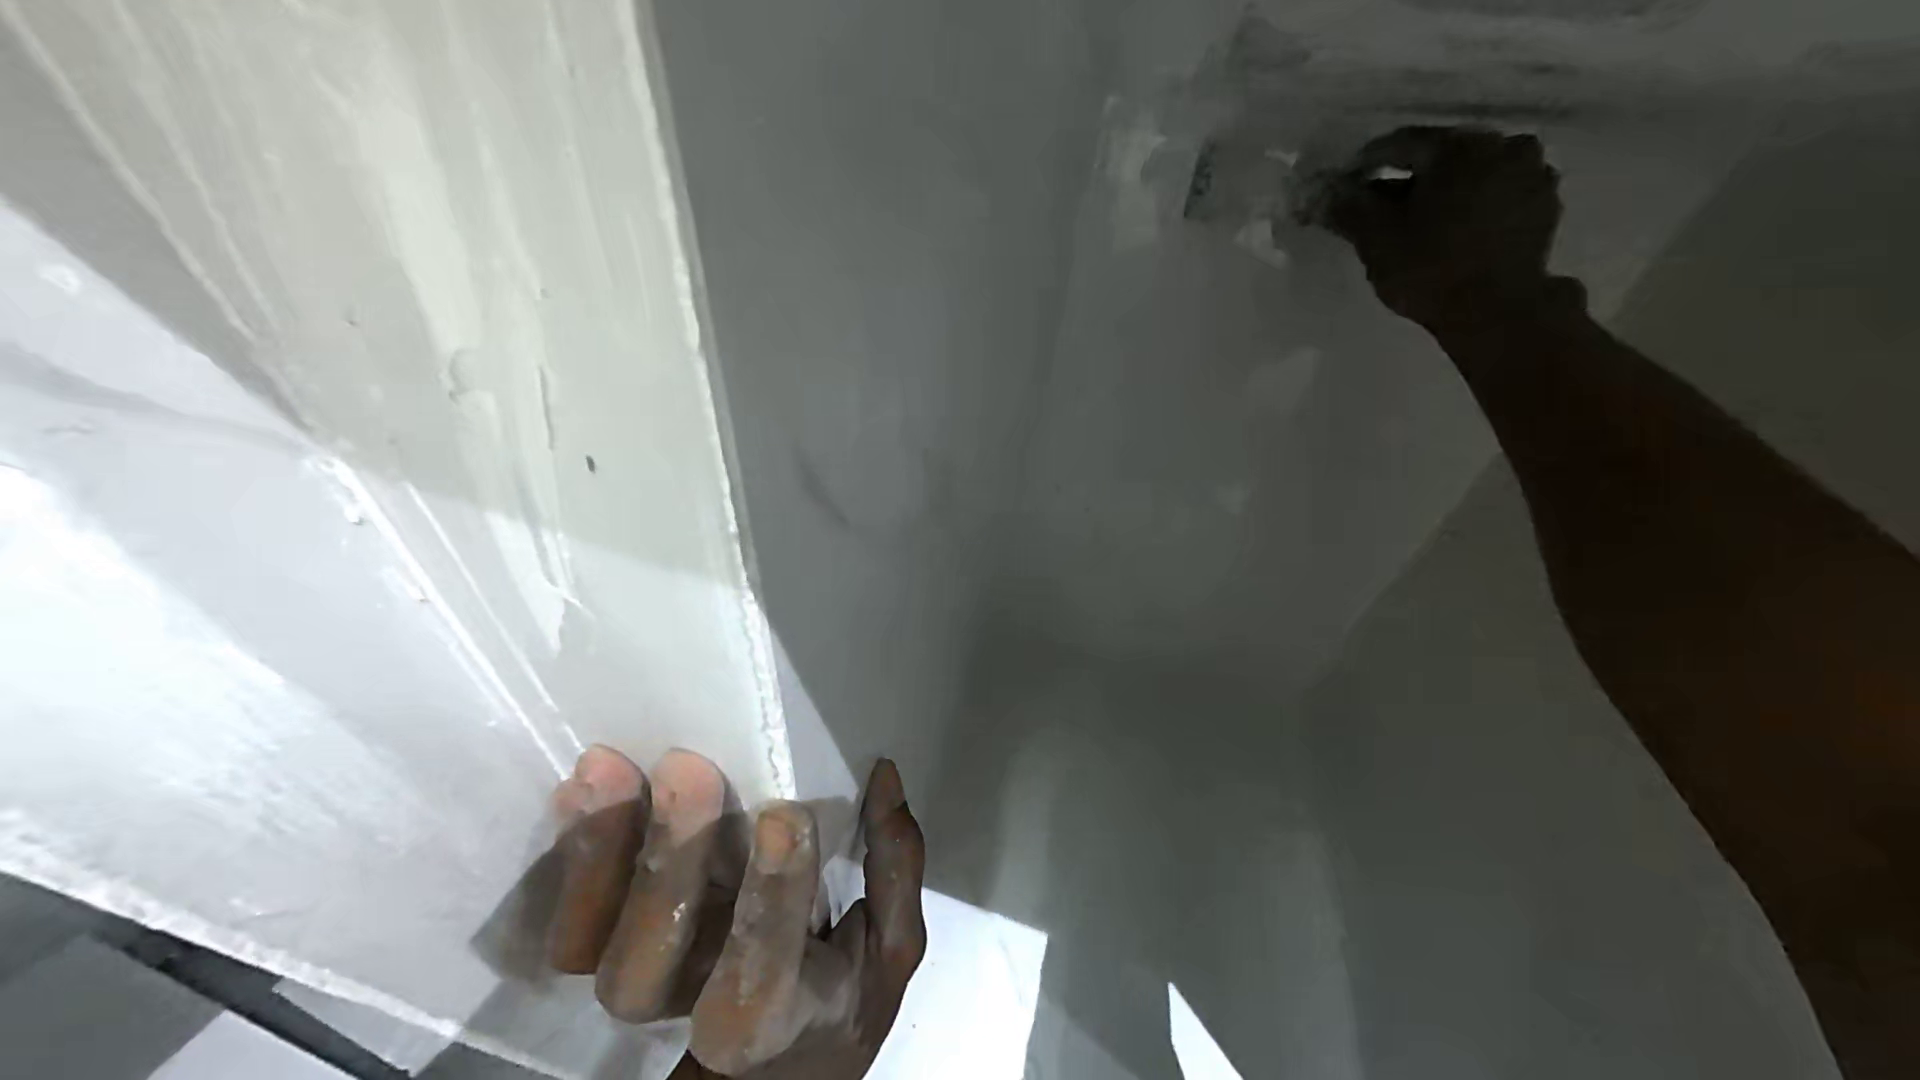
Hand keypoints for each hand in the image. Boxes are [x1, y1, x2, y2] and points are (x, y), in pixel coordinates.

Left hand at [547, 747, 925, 1077]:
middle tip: (685, 766)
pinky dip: (574, 853)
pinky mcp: (616, 953)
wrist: (775, 1062)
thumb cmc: (841, 990)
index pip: (764, 972)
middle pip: (651, 968)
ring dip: (600, 851)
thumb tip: (884, 777)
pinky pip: (572, 921)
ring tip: (607, 766)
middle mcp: (696, 1010)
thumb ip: (894, 864)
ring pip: (594, 946)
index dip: (771, 897)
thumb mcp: (892, 944)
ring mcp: (648, 984)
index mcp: (780, 1012)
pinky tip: (581, 788)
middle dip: (669, 860)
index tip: (785, 814)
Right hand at [1320, 125, 1568, 329]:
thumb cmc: (1428, 268)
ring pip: (1472, 174)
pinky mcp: (1544, 203)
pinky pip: (1497, 193)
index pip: (1400, 144)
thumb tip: (1325, 193)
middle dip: (1406, 179)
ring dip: (1442, 191)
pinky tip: (1453, 230)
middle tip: (1379, 207)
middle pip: (1440, 156)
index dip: (1365, 164)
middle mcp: (1503, 144)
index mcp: (1458, 146)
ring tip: (1418, 221)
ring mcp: (1532, 172)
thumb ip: (1349, 209)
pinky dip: (1471, 205)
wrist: (1496, 309)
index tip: (1344, 185)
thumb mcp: (1375, 240)